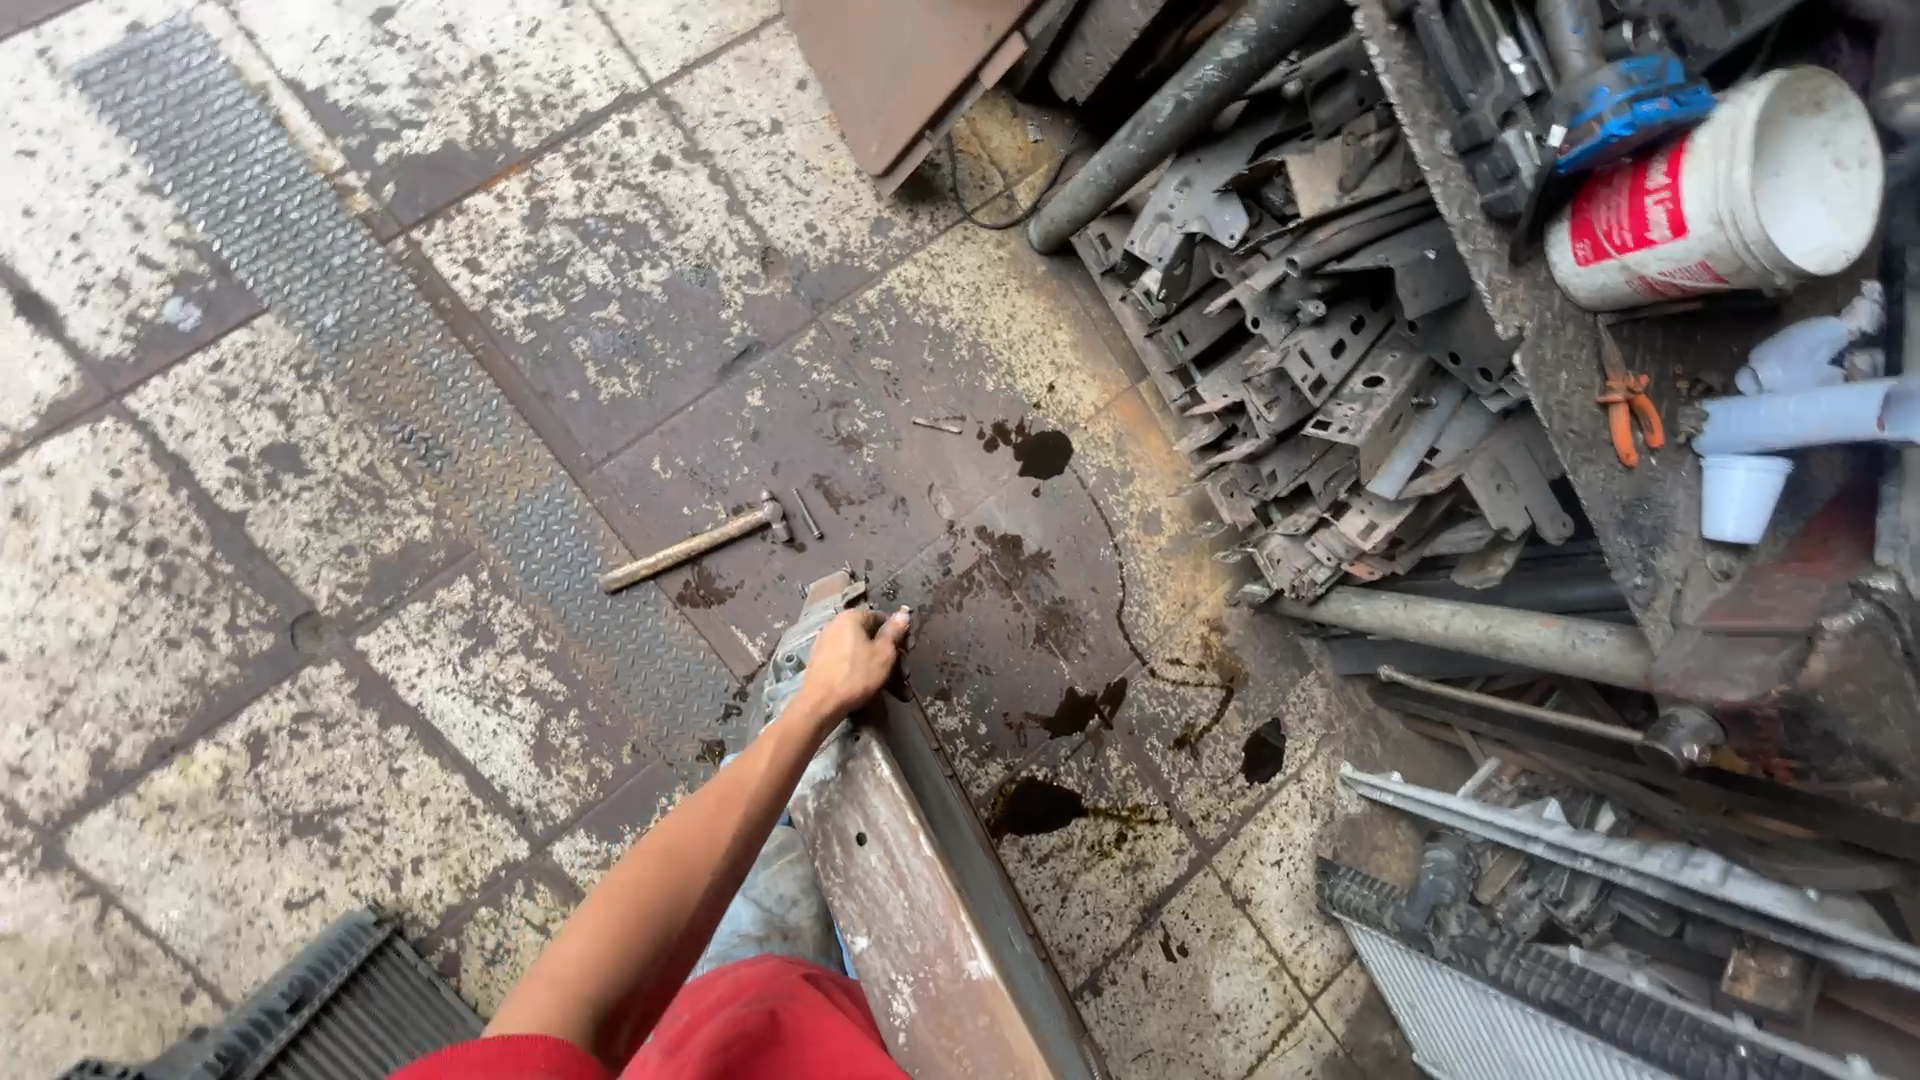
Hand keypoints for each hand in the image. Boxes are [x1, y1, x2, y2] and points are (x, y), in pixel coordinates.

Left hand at [794, 607, 909, 721]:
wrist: (820, 704)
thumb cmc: (856, 675)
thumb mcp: (883, 653)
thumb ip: (894, 631)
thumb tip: (903, 613)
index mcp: (851, 617)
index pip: (882, 618)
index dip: (898, 634)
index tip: (907, 651)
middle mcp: (836, 624)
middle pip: (871, 636)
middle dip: (890, 654)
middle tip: (903, 673)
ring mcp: (827, 643)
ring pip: (861, 650)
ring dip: (879, 666)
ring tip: (894, 688)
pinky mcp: (822, 660)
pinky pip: (849, 660)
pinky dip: (862, 670)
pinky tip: (873, 686)